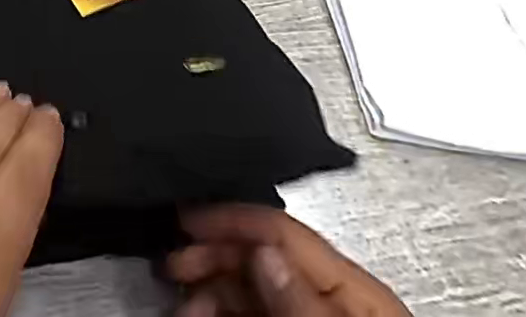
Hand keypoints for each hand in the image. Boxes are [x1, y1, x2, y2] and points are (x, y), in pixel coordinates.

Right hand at [166, 206, 409, 316]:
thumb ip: (302, 302)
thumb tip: (264, 253)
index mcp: (351, 288)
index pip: (285, 232)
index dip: (233, 219)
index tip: (190, 219)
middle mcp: (329, 299)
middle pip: (264, 257)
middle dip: (214, 255)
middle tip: (174, 265)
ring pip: (253, 289)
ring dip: (212, 291)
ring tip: (184, 308)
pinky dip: (223, 315)